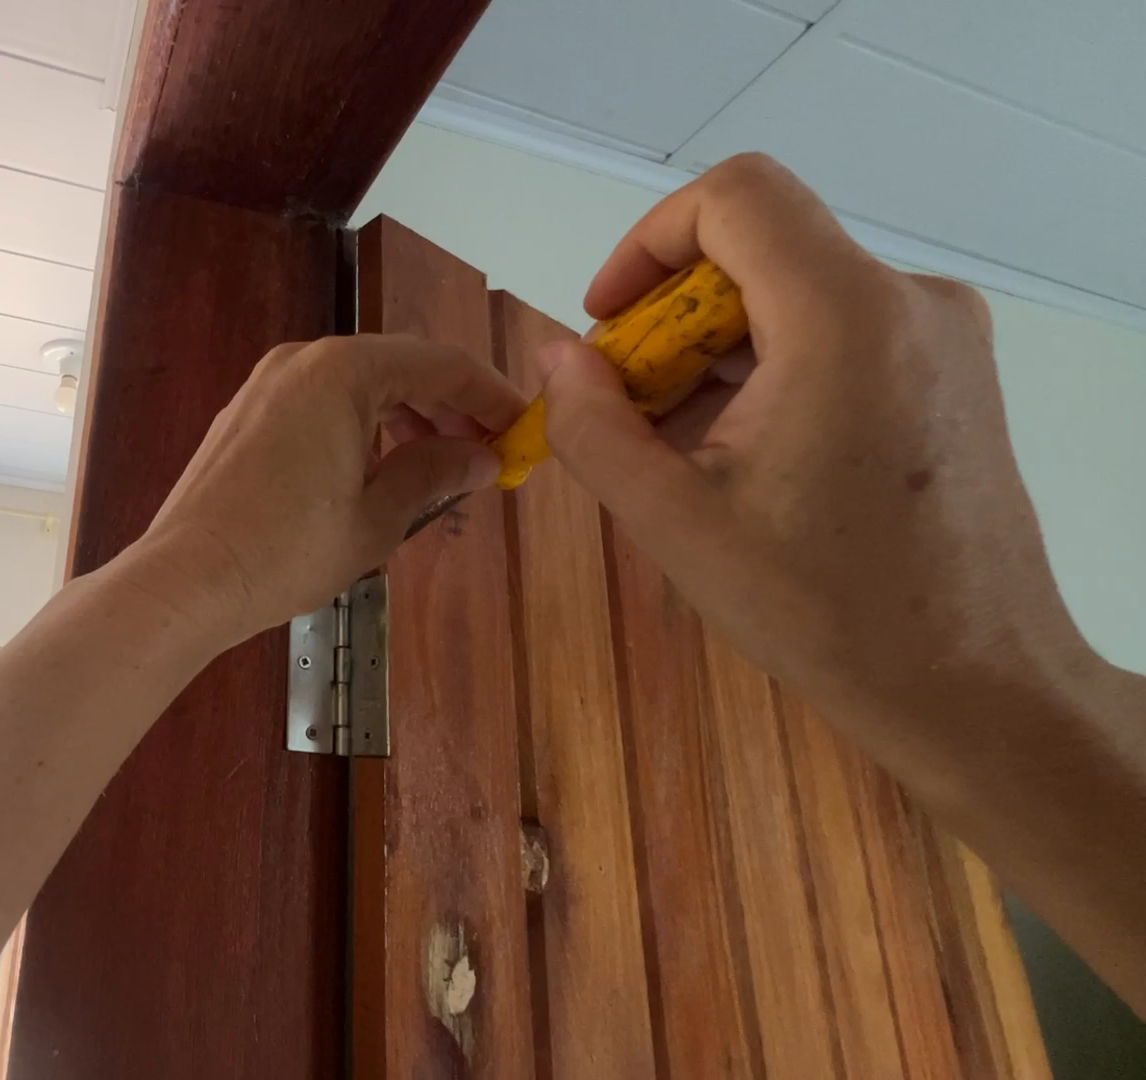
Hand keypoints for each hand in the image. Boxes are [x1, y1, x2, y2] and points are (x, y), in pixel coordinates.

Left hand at [111, 335, 522, 645]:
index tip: (522, 427)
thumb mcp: (377, 518)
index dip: (489, 395)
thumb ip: (435, 473)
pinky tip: (370, 471)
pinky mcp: (242, 418)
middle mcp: (300, 363)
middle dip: (446, 409)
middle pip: (394, 370)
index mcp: (341, 372)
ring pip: (353, 390)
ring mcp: (263, 387)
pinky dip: (355, 430)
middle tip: (483, 453)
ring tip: (433, 465)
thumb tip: (482, 456)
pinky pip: (316, 408)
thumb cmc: (287, 550)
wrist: (187, 580)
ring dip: (401, 421)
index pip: (438, 364)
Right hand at [535, 153, 1089, 772]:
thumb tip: (555, 354)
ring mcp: (933, 335)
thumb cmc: (811, 604)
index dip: (644, 244)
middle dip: (660, 323)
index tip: (602, 325)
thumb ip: (592, 424)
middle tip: (623, 415)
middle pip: (749, 255)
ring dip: (697, 358)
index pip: (734, 197)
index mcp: (842, 321)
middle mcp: (905, 301)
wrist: (964, 682)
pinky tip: (723, 457)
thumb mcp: (668, 517)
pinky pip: (817, 335)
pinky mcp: (937, 373)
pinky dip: (747, 375)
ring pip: (778, 298)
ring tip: (669, 452)